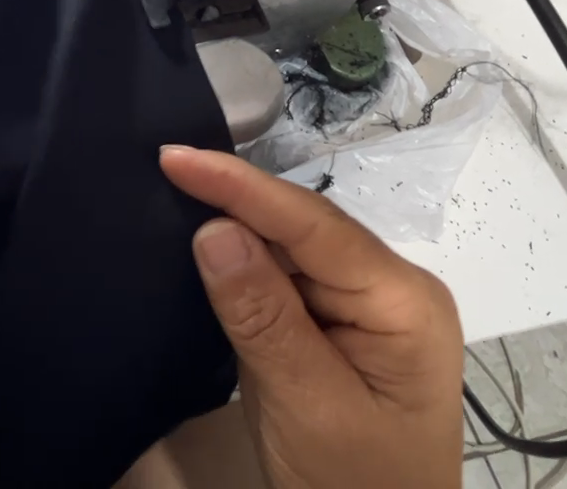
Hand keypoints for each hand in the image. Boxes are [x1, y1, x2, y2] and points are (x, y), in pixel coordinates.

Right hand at [160, 146, 463, 488]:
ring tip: (173, 188)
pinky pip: (277, 272)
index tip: (176, 158)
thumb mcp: (307, 408)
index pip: (312, 224)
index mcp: (402, 301)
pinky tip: (203, 240)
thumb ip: (262, 316)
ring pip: (284, 243)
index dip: (240, 185)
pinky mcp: (327, 320)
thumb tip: (212, 229)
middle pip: (299, 225)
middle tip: (164, 165)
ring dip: (231, 223)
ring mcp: (358, 303)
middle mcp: (386, 287)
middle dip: (233, 196)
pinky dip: (237, 258)